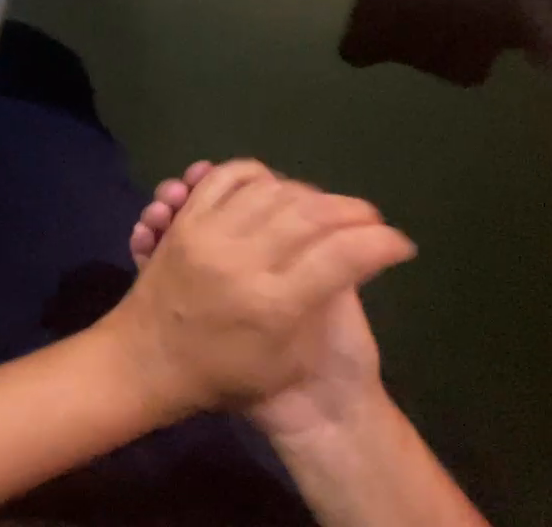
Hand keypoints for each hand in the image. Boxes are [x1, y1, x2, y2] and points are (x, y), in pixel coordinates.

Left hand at [100, 160, 415, 420]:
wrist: (152, 363)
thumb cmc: (235, 376)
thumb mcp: (291, 353)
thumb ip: (325, 299)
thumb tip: (364, 251)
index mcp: (273, 302)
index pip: (341, 251)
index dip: (381, 240)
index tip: (399, 240)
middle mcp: (238, 261)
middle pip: (304, 210)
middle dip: (346, 208)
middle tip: (364, 216)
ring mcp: (205, 236)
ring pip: (262, 189)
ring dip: (299, 190)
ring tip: (317, 205)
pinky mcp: (183, 223)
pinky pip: (218, 181)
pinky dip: (247, 175)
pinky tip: (266, 185)